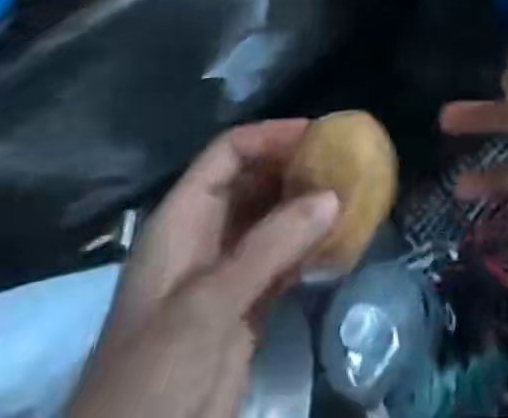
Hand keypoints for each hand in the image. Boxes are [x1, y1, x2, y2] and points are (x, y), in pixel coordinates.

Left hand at [67, 120, 338, 417]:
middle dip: (296, 168)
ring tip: (355, 193)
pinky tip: (343, 241)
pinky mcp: (246, 309)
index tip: (321, 134)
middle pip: (253, 182)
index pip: (227, 155)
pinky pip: (283, 262)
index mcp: (180, 222)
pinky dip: (311, 248)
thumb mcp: (207, 305)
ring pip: (272, 222)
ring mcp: (225, 275)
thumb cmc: (153, 374)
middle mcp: (203, 238)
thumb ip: (270, 247)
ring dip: (308, 208)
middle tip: (348, 162)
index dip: (270, 137)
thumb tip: (333, 195)